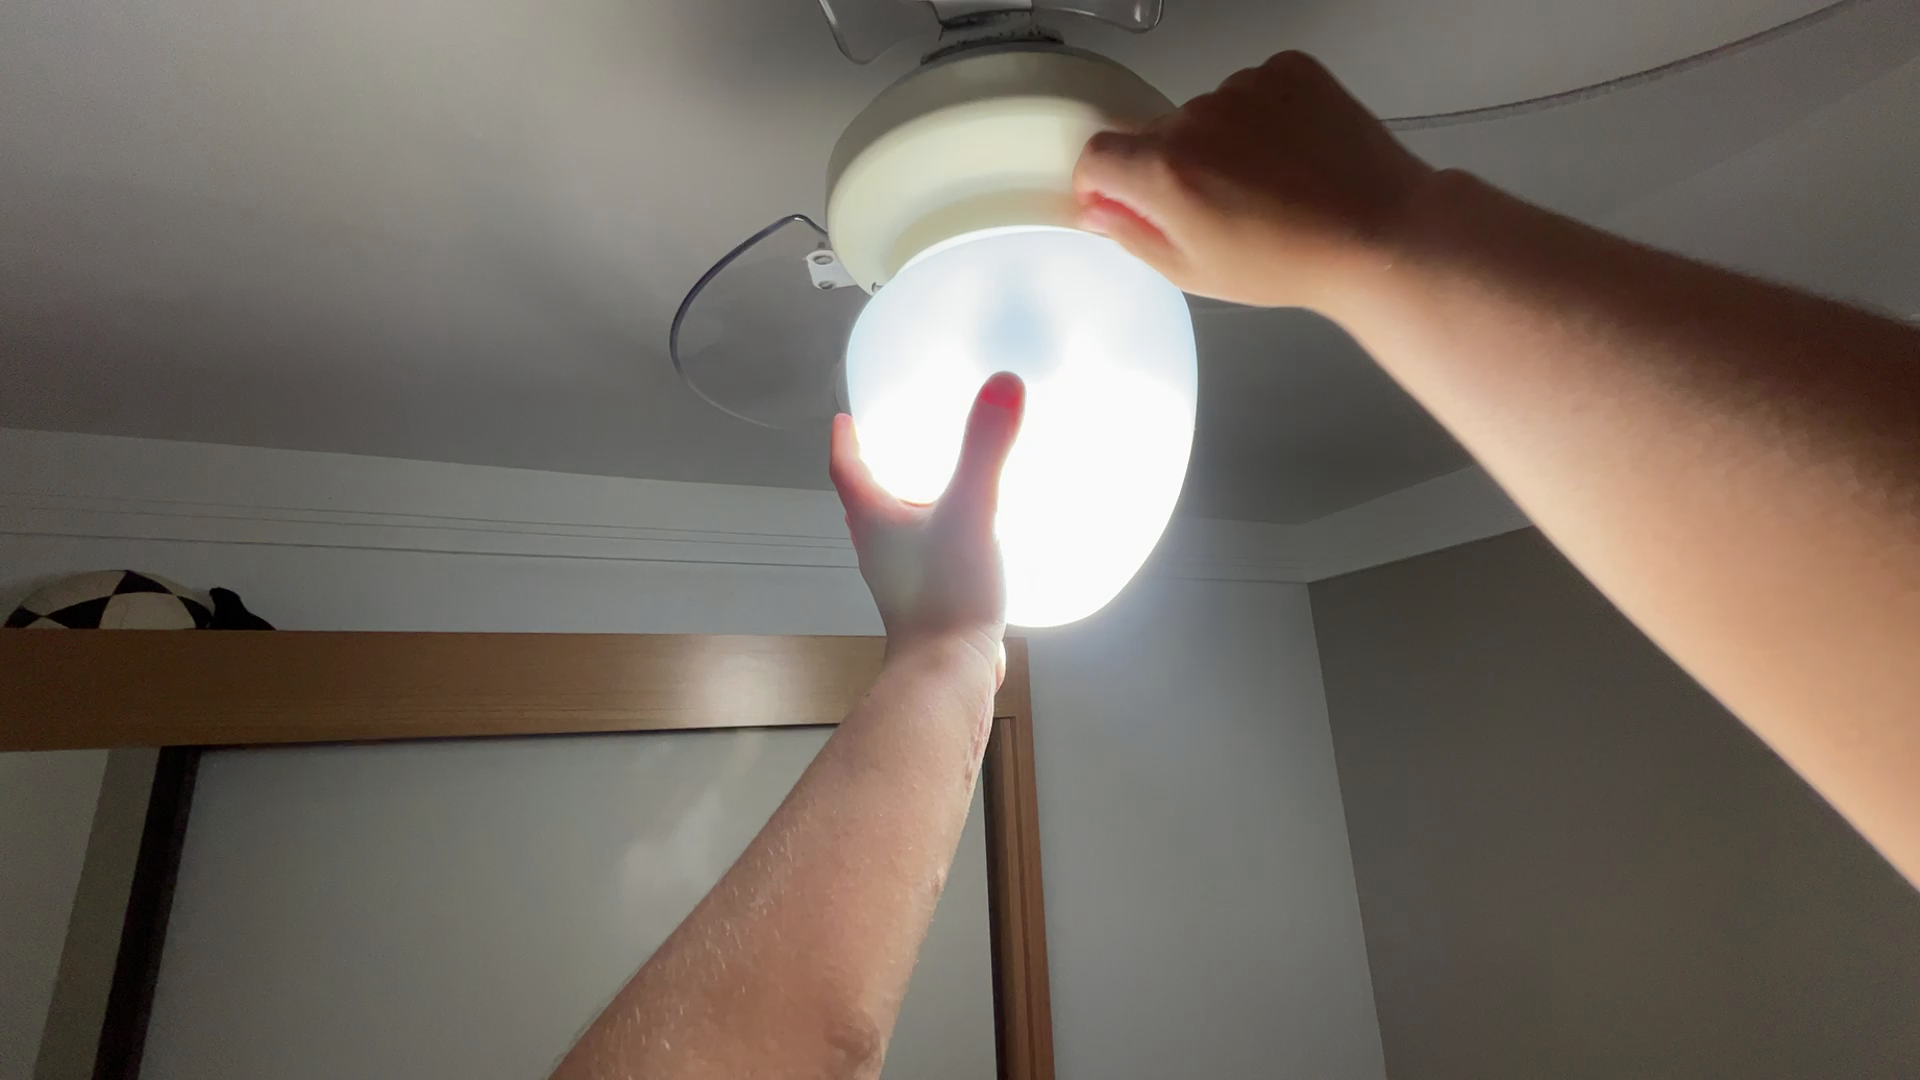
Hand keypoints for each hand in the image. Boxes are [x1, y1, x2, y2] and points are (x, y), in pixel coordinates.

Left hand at [830, 373, 1025, 684]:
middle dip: (877, 469)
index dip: (846, 439)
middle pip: (866, 499)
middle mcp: (878, 550)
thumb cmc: (946, 594)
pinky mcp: (927, 600)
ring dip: (908, 505)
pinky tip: (973, 535)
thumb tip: (1003, 383)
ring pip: (896, 530)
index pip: (846, 469)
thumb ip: (985, 448)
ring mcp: (901, 579)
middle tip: (899, 442)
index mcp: (873, 521)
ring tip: (938, 482)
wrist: (949, 674)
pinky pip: (927, 555)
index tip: (847, 417)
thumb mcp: (969, 509)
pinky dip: (940, 535)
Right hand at [1072, 50, 1432, 313]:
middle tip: (1202, 209)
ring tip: (1252, 186)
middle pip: (1148, 135)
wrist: (1372, 232)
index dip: (1098, 183)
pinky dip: (1249, 120)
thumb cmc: (1286, 260)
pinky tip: (1277, 158)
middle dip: (1158, 170)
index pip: (1096, 154)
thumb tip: (1099, 211)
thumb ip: (1130, 234)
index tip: (1113, 199)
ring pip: (1197, 114)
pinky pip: (1243, 92)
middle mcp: (1197, 117)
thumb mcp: (1190, 270)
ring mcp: (1244, 88)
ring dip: (1208, 144)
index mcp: (1166, 171)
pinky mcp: (1286, 71)